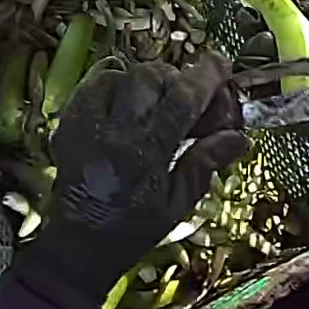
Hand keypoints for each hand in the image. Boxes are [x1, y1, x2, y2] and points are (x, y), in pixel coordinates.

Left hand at [9, 55, 248, 308]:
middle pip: (151, 77)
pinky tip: (128, 100)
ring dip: (147, 81)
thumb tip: (239, 136)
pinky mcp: (69, 119)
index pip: (181, 100)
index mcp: (145, 155)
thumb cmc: (133, 227)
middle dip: (176, 79)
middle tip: (187, 97)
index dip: (205, 77)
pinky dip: (117, 82)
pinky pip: (96, 82)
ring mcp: (86, 122)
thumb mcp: (178, 203)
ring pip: (123, 73)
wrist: (78, 245)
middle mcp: (114, 132)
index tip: (221, 64)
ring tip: (157, 102)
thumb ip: (205, 162)